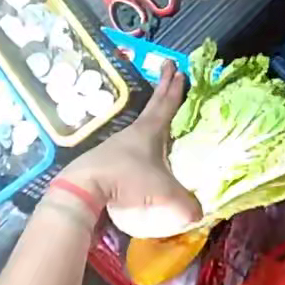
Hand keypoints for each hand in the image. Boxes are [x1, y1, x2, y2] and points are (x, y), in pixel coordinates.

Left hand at [54, 62, 201, 238]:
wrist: (85, 187)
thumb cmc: (127, 179)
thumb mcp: (163, 192)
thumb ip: (185, 204)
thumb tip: (199, 215)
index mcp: (149, 131)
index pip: (166, 104)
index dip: (175, 88)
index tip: (179, 69)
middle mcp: (133, 133)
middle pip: (152, 106)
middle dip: (163, 88)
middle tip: (169, 69)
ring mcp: (117, 145)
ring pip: (140, 127)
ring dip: (151, 118)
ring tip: (160, 116)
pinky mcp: (107, 160)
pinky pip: (130, 148)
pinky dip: (140, 144)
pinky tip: (143, 154)